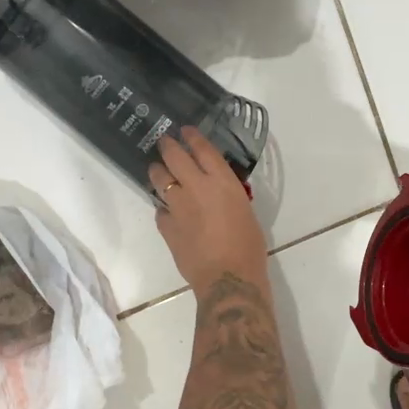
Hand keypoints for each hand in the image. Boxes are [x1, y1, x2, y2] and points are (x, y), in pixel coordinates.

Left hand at [150, 127, 267, 296]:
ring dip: (159, 172)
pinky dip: (164, 207)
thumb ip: (229, 198)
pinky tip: (168, 211)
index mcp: (223, 183)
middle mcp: (197, 188)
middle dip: (168, 146)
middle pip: (175, 157)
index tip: (185, 130)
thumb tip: (218, 196)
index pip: (203, 150)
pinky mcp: (166, 227)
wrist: (228, 279)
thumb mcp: (246, 213)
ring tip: (159, 170)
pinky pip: (160, 210)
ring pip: (160, 179)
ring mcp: (178, 207)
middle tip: (164, 142)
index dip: (192, 137)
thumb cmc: (249, 248)